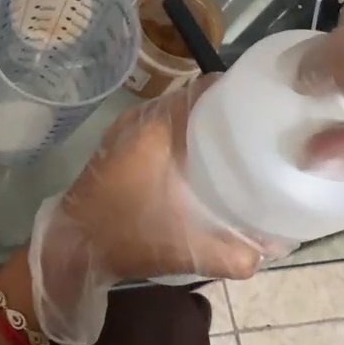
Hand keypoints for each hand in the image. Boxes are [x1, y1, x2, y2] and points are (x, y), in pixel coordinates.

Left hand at [29, 76, 266, 344]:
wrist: (72, 246)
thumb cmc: (127, 238)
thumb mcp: (188, 251)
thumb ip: (236, 255)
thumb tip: (272, 250)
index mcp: (157, 127)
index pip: (206, 89)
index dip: (239, 93)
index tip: (267, 107)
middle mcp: (142, 118)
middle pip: (195, 99)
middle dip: (228, 110)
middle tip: (262, 130)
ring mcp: (128, 129)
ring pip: (178, 113)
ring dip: (206, 124)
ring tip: (241, 142)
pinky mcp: (121, 144)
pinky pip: (162, 127)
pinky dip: (185, 136)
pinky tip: (205, 160)